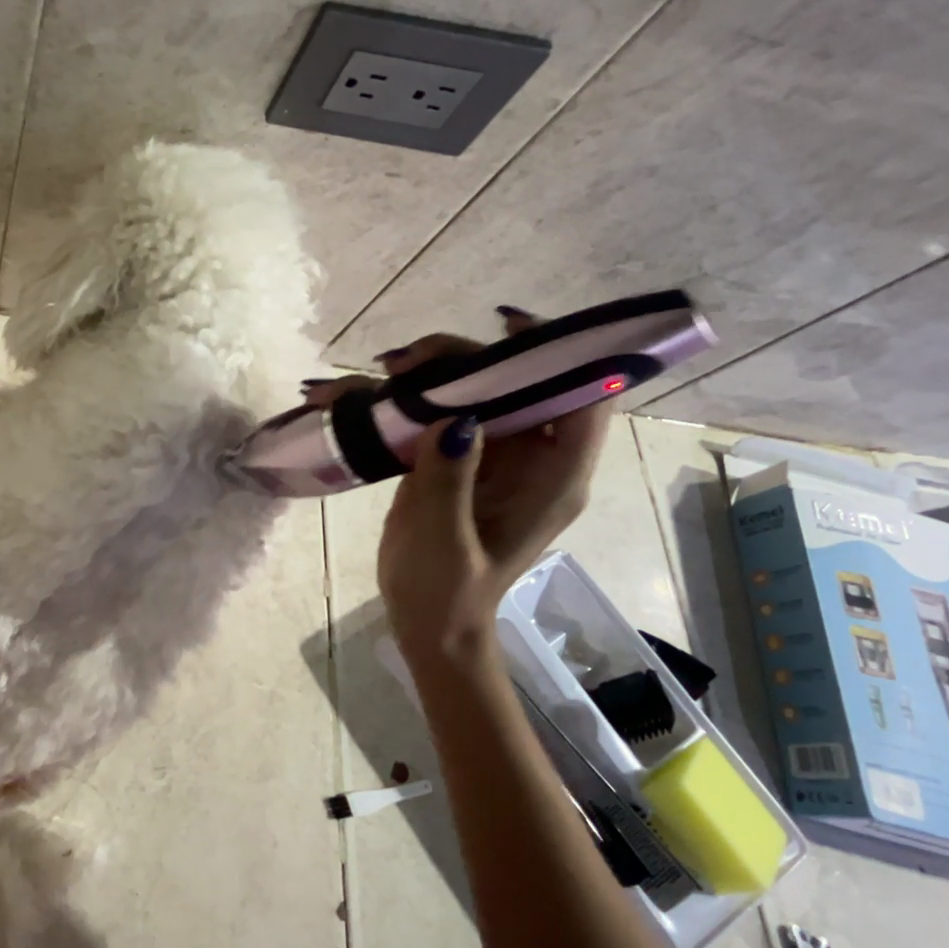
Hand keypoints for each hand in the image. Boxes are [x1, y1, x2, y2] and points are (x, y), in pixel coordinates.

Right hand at [304, 309, 613, 664]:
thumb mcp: (447, 540)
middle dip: (465, 359)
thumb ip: (451, 480)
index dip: (560, 352)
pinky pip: (438, 414)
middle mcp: (533, 456)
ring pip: (475, 391)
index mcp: (554, 476)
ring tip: (378, 372)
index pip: (587, 396)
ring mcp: (492, 457)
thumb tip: (452, 419)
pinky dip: (404, 398)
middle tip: (401, 362)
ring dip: (429, 374)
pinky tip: (361, 392)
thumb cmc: (448, 591)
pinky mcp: (454, 461)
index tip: (505, 325)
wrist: (428, 622)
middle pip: (517, 382)